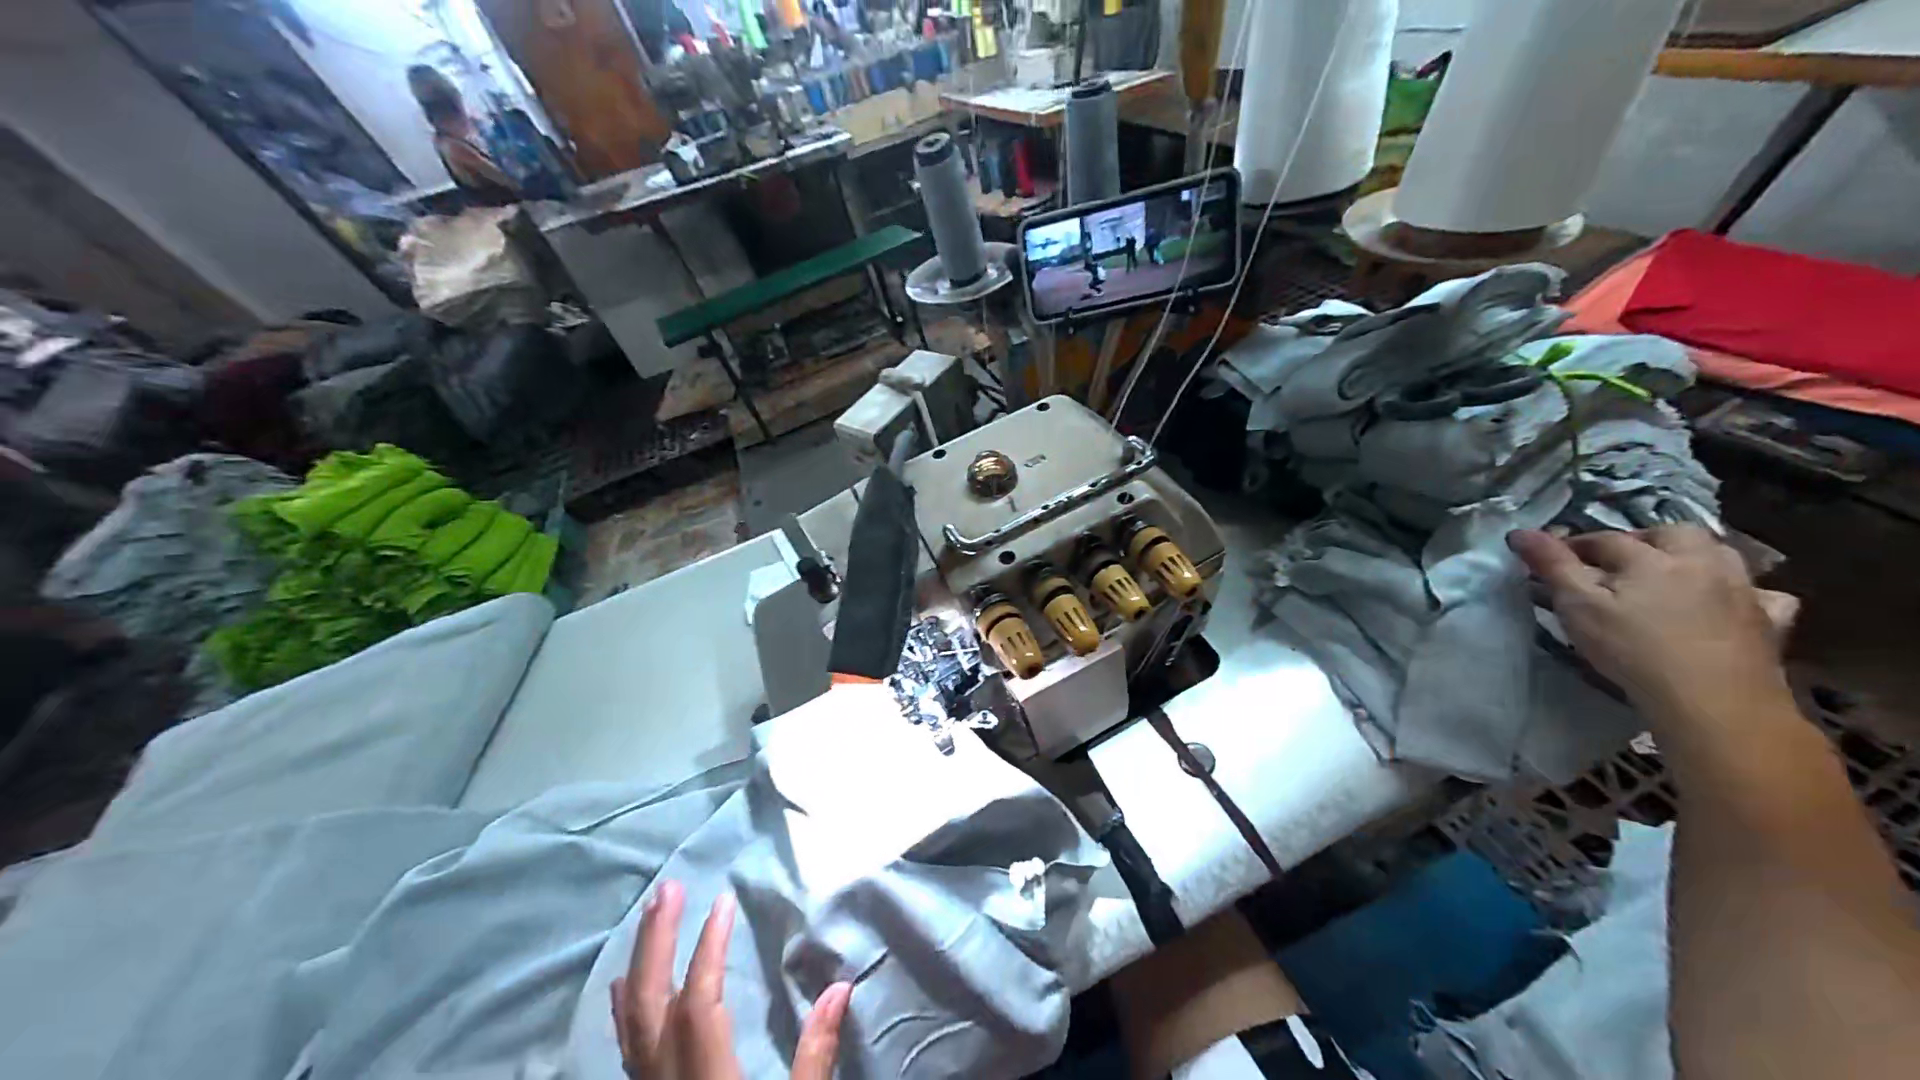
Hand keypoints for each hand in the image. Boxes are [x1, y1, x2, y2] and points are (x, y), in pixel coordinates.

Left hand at [611, 881, 851, 1078]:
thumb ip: (816, 1055)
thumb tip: (841, 986)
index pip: (698, 999)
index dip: (708, 947)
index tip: (723, 903)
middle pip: (650, 1002)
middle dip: (657, 941)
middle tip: (668, 888)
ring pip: (630, 1021)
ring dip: (640, 961)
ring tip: (649, 915)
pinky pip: (626, 1046)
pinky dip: (626, 1005)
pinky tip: (625, 985)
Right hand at [1506, 526, 1795, 727]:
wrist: (1715, 703)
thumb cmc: (1634, 650)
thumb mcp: (1578, 606)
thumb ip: (1552, 565)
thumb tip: (1520, 532)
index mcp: (1652, 558)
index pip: (1605, 540)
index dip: (1573, 545)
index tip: (1550, 559)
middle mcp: (1701, 563)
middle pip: (1672, 535)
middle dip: (1642, 540)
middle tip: (1614, 563)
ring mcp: (1743, 591)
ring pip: (1720, 555)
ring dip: (1691, 556)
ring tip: (1666, 574)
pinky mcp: (1769, 622)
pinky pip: (1762, 595)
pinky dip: (1743, 592)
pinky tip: (1728, 603)